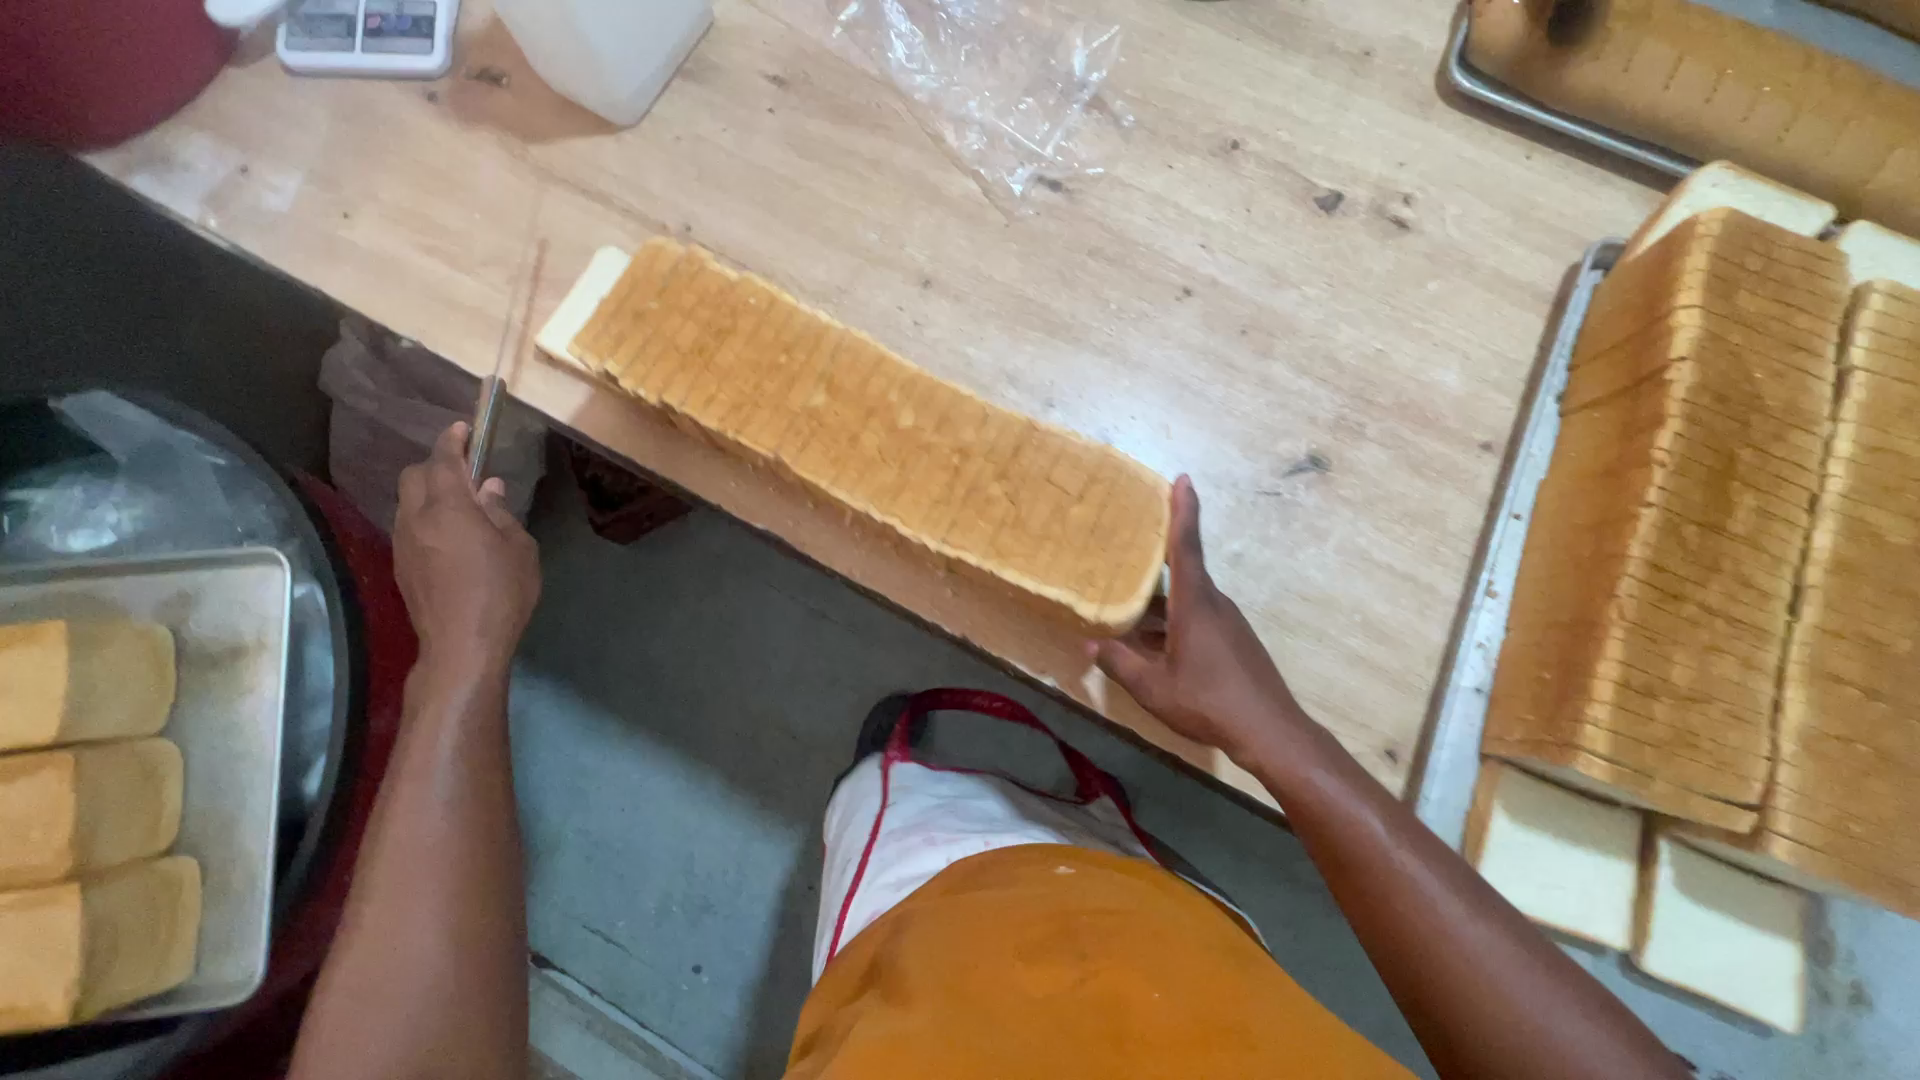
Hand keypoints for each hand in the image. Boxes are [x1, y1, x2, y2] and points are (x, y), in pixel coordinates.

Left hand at [394, 423, 540, 676]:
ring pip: (408, 501)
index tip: (463, 428)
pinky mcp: (402, 565)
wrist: (462, 644)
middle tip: (465, 471)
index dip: (453, 441)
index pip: (444, 461)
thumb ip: (501, 514)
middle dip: (436, 465)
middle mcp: (417, 518)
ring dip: (430, 493)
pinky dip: (427, 518)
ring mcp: (403, 543)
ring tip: (462, 505)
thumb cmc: (501, 592)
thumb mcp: (519, 549)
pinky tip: (452, 536)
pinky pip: (410, 526)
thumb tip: (489, 490)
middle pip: (414, 476)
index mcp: (449, 508)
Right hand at [1090, 476, 1314, 764]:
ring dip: (1157, 608)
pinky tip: (1152, 649)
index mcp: (1195, 605)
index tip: (1182, 479)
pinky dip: (1172, 625)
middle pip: (1181, 574)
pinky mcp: (1234, 642)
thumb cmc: (1208, 702)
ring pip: (1185, 603)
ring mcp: (1227, 624)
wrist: (1269, 731)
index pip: (1186, 546)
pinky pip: (1196, 620)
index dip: (1183, 511)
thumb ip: (1120, 663)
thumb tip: (1091, 645)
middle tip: (1123, 553)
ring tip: (1124, 616)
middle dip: (1152, 566)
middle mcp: (1214, 606)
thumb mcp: (1154, 687)